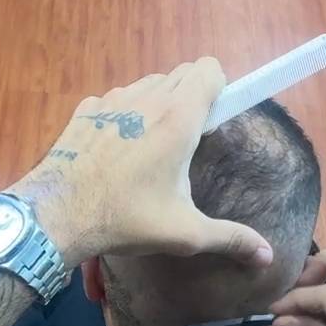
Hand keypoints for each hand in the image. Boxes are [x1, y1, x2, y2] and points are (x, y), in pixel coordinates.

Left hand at [8, 60, 272, 268]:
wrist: (57, 214)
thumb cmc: (126, 219)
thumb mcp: (184, 233)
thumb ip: (229, 238)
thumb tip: (267, 256)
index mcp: (178, 118)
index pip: (210, 69)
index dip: (219, 89)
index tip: (214, 122)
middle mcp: (146, 97)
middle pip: (181, 75)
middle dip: (191, 100)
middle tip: (185, 145)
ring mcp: (112, 100)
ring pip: (148, 85)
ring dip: (156, 106)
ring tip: (149, 152)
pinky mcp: (85, 110)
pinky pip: (115, 101)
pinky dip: (123, 117)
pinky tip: (115, 154)